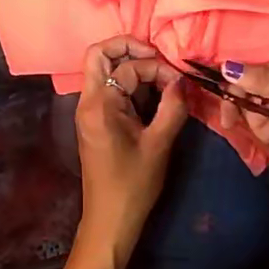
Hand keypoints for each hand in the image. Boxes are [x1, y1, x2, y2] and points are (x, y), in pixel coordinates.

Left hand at [72, 36, 188, 252]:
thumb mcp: (160, 144)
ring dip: (132, 65)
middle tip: (161, 60)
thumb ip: (172, 107)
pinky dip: (130, 82)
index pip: (125, 66)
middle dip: (131, 48)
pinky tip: (153, 93)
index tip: (178, 82)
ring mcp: (89, 109)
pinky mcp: (96, 119)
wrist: (110, 220)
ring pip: (104, 69)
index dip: (155, 66)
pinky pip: (109, 87)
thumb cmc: (133, 185)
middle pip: (100, 54)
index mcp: (98, 104)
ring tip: (162, 78)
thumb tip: (181, 80)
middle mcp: (87, 100)